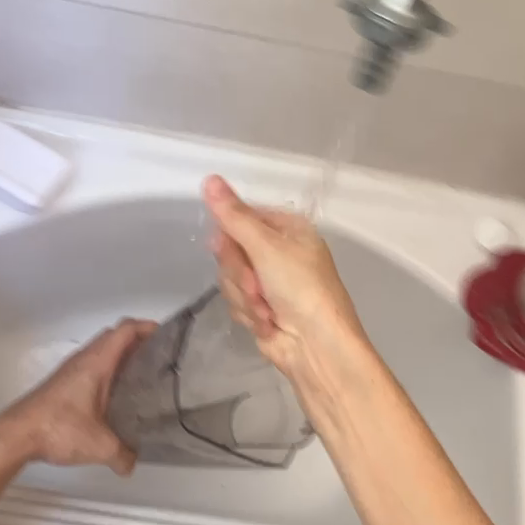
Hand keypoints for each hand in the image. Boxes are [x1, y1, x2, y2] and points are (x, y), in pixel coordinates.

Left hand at [0, 319, 154, 474]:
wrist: (16, 435)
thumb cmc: (58, 429)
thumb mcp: (99, 446)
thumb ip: (123, 455)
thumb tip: (132, 464)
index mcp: (96, 363)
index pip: (125, 330)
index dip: (148, 327)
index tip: (168, 337)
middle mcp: (84, 360)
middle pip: (115, 337)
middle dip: (139, 341)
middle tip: (161, 358)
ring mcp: (71, 371)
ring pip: (102, 352)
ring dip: (122, 357)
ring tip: (145, 376)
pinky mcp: (63, 384)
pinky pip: (92, 366)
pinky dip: (109, 371)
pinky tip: (117, 395)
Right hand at [202, 175, 368, 382]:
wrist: (316, 345)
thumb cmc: (301, 288)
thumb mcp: (266, 247)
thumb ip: (234, 216)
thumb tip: (209, 179)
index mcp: (287, 228)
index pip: (241, 217)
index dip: (229, 235)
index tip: (225, 245)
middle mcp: (277, 251)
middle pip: (230, 251)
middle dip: (240, 274)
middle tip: (257, 285)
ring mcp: (268, 281)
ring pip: (230, 280)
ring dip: (245, 298)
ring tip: (268, 310)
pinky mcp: (260, 307)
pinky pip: (236, 302)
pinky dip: (249, 314)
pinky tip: (268, 323)